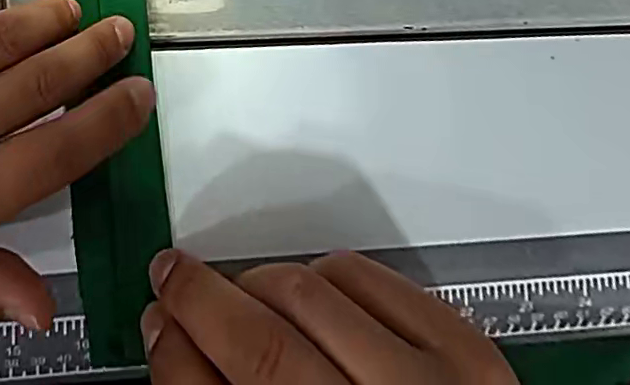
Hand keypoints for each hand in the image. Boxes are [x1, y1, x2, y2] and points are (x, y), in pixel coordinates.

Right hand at [143, 250, 518, 384]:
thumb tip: (176, 343)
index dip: (174, 351)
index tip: (158, 318)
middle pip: (263, 345)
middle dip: (201, 299)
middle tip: (174, 280)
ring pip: (310, 294)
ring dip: (259, 283)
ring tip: (246, 294)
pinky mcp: (471, 357)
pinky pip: (369, 275)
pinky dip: (327, 272)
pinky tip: (313, 291)